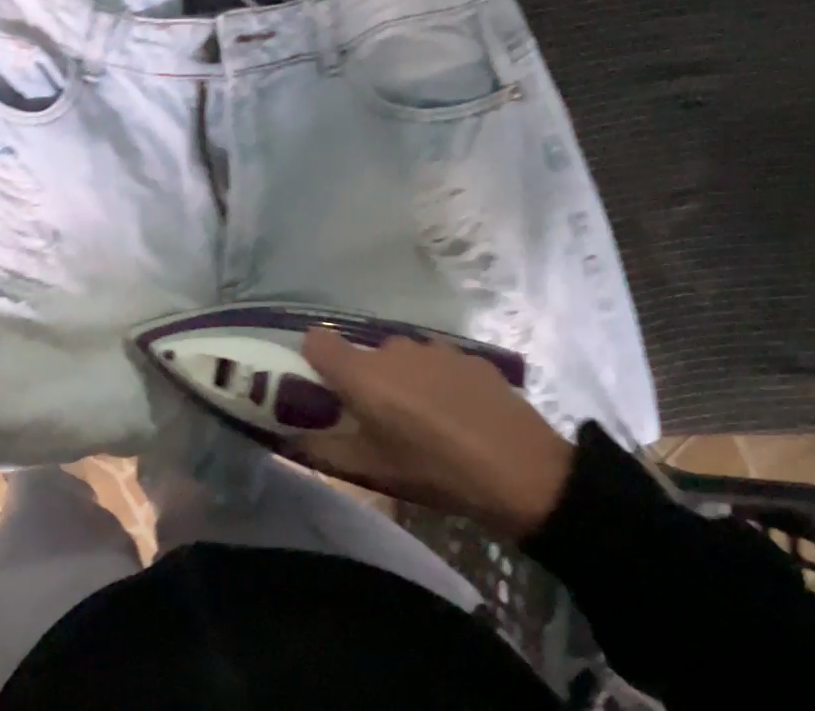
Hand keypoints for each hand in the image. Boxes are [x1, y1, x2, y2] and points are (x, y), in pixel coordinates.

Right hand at [294, 328, 573, 539]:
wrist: (526, 473)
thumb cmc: (436, 471)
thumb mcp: (371, 471)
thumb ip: (321, 449)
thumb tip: (288, 438)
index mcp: (361, 373)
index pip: (316, 341)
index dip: (314, 363)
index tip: (324, 392)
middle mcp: (392, 348)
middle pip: (361, 355)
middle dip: (362, 381)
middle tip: (377, 420)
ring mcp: (434, 348)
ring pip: (401, 358)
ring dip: (401, 380)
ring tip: (422, 419)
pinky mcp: (469, 356)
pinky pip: (435, 363)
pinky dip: (435, 381)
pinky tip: (456, 414)